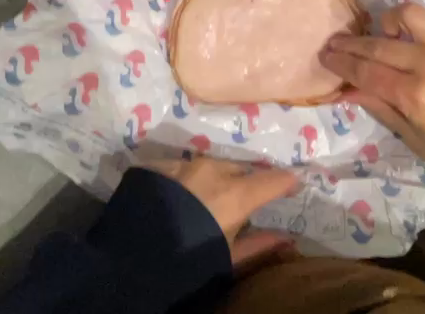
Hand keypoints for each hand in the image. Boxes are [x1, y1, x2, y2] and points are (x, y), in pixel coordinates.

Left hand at [148, 156, 299, 269]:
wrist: (130, 257)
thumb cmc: (187, 262)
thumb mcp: (226, 258)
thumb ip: (259, 244)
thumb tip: (288, 238)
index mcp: (236, 194)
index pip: (273, 180)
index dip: (286, 182)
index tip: (295, 184)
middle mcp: (215, 169)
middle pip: (242, 170)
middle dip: (249, 181)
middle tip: (248, 198)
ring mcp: (187, 163)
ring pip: (214, 165)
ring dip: (220, 177)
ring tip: (215, 196)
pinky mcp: (164, 163)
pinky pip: (187, 166)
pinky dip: (192, 178)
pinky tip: (186, 195)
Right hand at [319, 0, 424, 165]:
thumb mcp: (411, 138)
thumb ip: (379, 107)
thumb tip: (348, 88)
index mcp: (415, 95)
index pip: (366, 71)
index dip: (342, 62)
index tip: (325, 54)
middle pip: (380, 44)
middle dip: (352, 43)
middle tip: (337, 42)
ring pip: (411, 14)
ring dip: (393, 21)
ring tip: (388, 34)